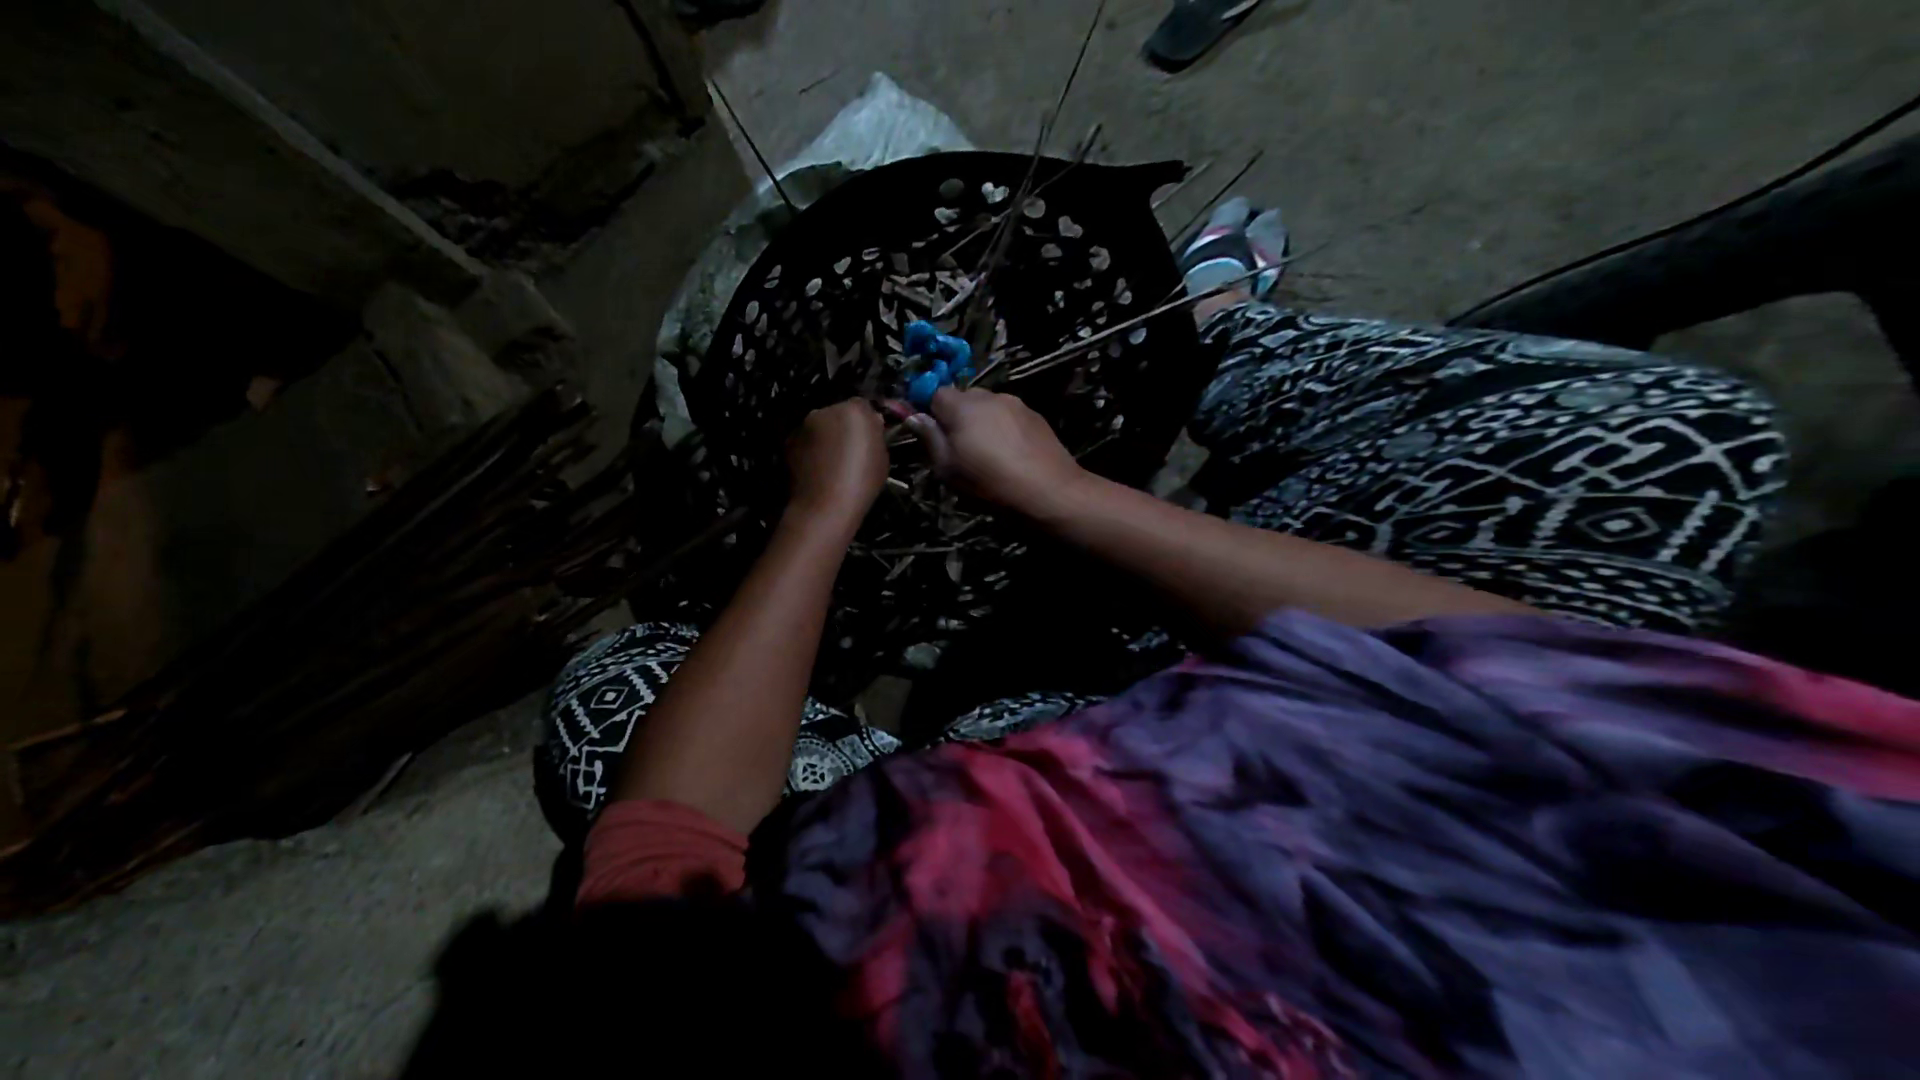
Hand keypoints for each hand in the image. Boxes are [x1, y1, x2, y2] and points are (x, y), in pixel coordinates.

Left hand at [787, 398, 888, 525]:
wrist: (824, 506)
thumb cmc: (861, 483)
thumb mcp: (882, 457)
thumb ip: (875, 434)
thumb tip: (871, 425)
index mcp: (853, 410)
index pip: (863, 406)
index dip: (866, 422)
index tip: (869, 438)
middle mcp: (825, 410)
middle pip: (838, 413)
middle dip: (844, 427)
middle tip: (851, 451)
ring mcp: (804, 425)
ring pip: (820, 426)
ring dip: (826, 437)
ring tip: (832, 462)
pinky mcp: (789, 442)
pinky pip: (807, 440)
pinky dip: (812, 449)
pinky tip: (817, 469)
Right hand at [904, 388, 1089, 513]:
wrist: (1049, 492)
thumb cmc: (989, 483)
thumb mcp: (948, 469)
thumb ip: (930, 438)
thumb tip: (914, 416)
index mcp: (963, 406)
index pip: (936, 393)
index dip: (931, 412)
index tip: (934, 436)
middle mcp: (989, 396)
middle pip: (964, 398)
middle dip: (958, 417)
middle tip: (961, 449)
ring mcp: (1016, 404)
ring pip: (988, 407)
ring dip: (983, 423)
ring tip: (989, 455)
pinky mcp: (1036, 416)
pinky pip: (1009, 416)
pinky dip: (1004, 429)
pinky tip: (1010, 455)